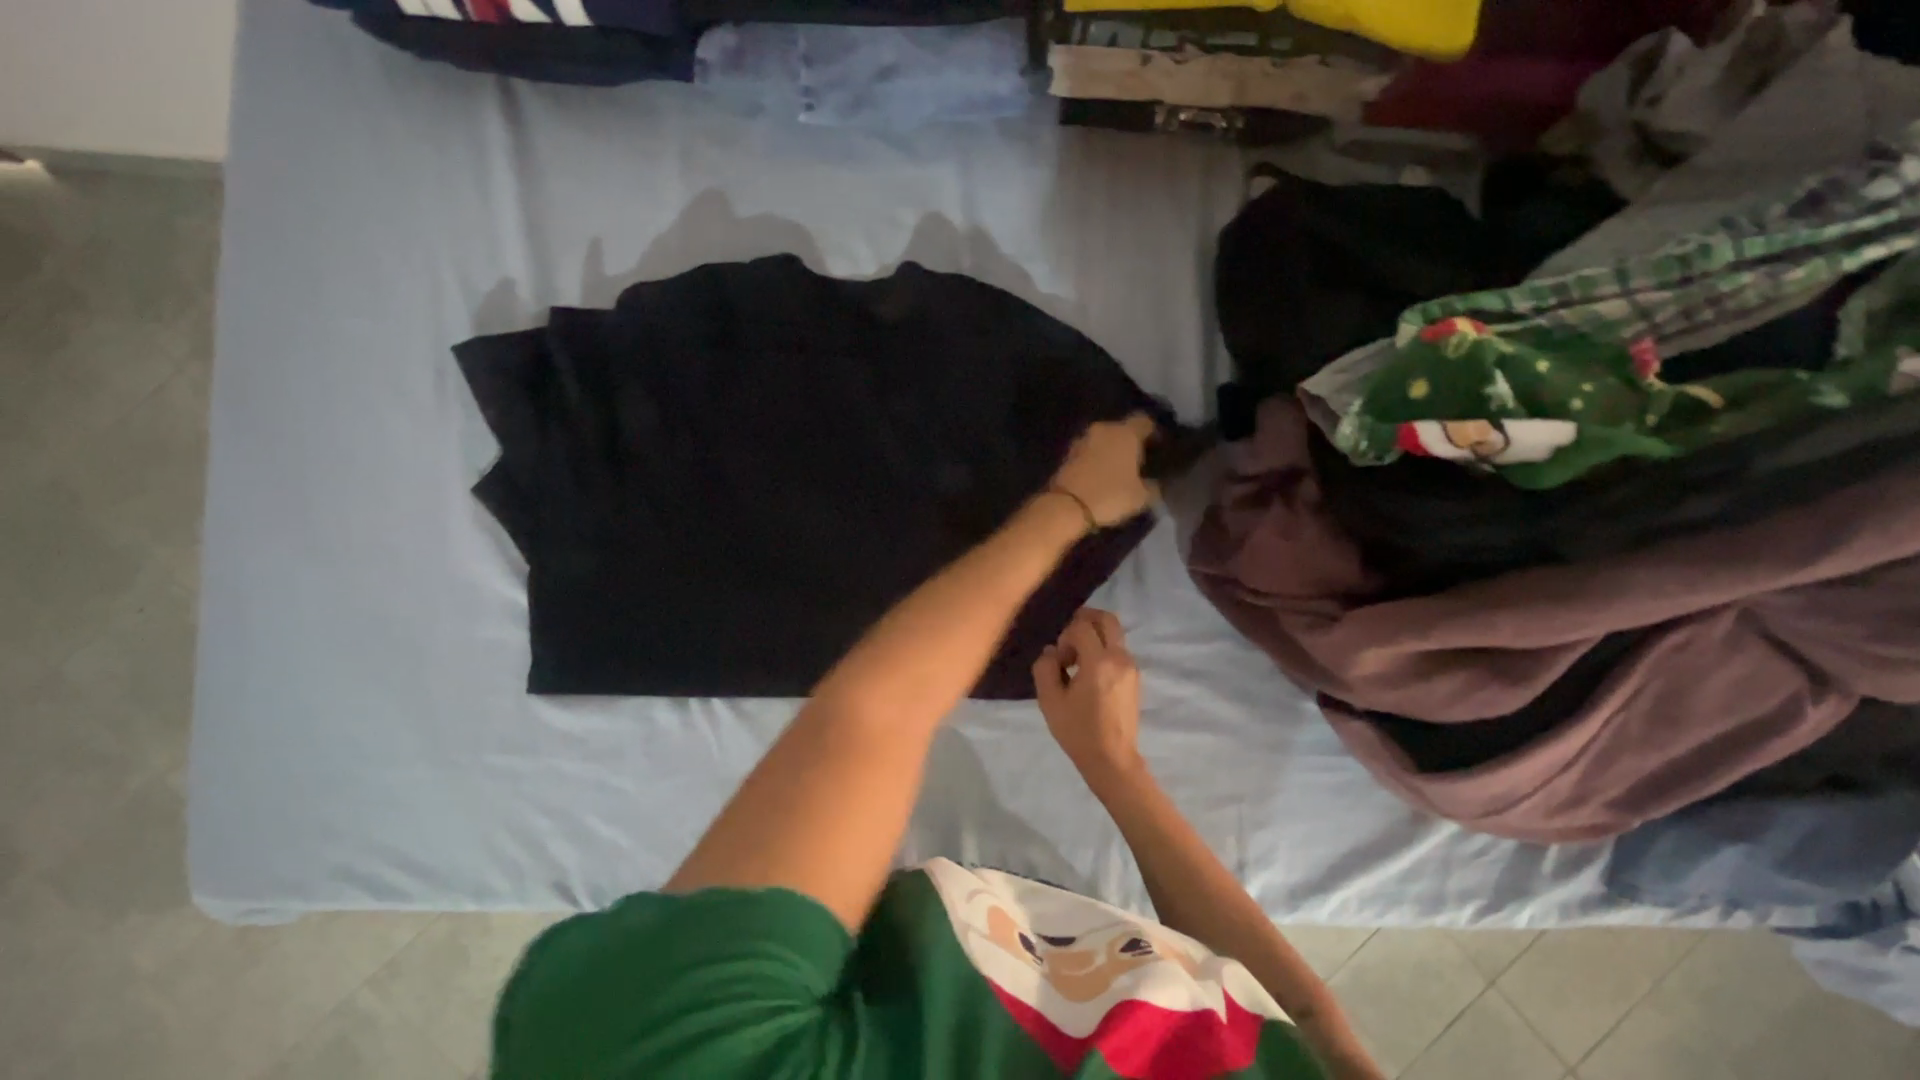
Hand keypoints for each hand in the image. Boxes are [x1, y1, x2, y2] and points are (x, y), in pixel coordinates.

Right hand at [1033, 608, 1145, 783]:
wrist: (1112, 758)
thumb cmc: (1078, 731)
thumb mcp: (1050, 701)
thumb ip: (1045, 668)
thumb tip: (1051, 652)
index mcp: (1099, 662)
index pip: (1082, 627)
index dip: (1065, 637)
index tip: (1060, 660)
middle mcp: (1120, 658)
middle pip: (1107, 619)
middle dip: (1085, 619)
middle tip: (1069, 636)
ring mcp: (1131, 667)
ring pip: (1114, 634)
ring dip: (1094, 636)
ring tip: (1078, 661)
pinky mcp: (1135, 678)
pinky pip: (1118, 650)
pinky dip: (1103, 649)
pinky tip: (1090, 674)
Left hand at [1048, 414, 1159, 526]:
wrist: (1066, 506)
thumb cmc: (1110, 495)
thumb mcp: (1142, 497)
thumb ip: (1153, 486)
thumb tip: (1153, 483)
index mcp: (1125, 432)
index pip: (1145, 421)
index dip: (1154, 432)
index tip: (1158, 447)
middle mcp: (1103, 429)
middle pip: (1122, 429)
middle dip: (1130, 442)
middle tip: (1139, 461)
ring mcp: (1082, 439)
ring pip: (1103, 439)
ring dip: (1111, 450)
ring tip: (1119, 470)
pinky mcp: (1067, 453)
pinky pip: (1089, 451)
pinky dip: (1096, 459)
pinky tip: (1101, 475)